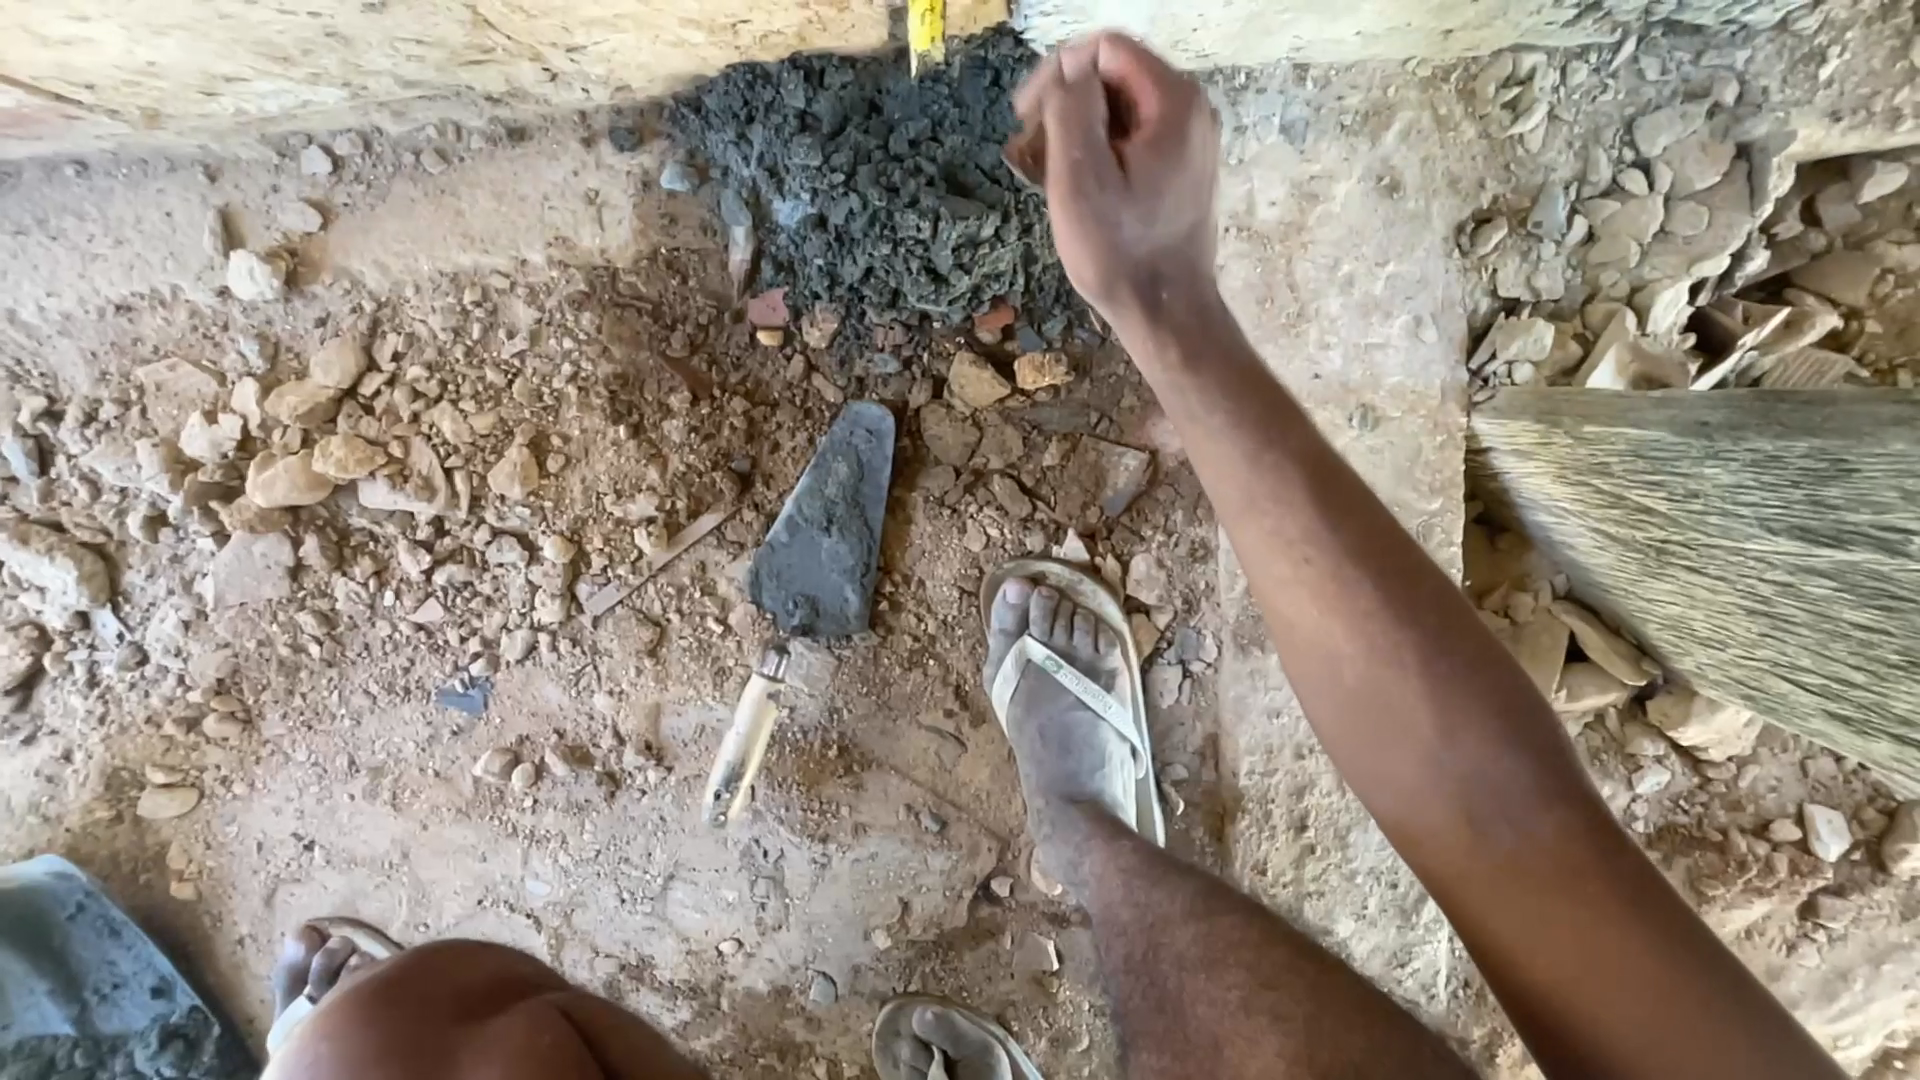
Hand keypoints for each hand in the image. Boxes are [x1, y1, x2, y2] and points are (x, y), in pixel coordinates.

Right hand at [1006, 33, 1220, 331]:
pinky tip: (1063, 186)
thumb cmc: (1120, 253)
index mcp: (1173, 101)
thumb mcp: (1081, 178)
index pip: (1104, 51)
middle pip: (1111, 80)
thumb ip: (1070, 108)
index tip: (1022, 118)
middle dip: (1061, 110)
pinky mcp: (1176, 175)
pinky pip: (1128, 146)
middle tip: (1025, 154)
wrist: (1165, 313)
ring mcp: (1186, 145)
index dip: (1056, 75)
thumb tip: (1066, 72)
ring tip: (1034, 173)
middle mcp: (1188, 112)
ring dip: (1070, 137)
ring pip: (1116, 116)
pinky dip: (1093, 158)